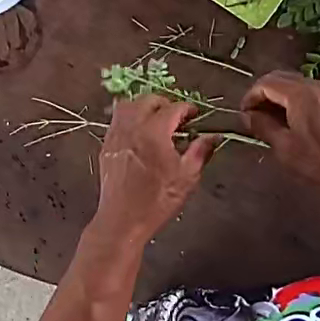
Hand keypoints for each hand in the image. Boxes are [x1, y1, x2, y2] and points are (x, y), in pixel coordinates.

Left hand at [94, 97, 217, 240]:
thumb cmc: (158, 200)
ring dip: (144, 106)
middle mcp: (132, 127)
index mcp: (154, 132)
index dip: (187, 109)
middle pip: (148, 100)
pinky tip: (139, 132)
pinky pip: (117, 120)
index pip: (173, 108)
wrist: (123, 220)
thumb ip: (201, 151)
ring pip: (128, 106)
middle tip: (177, 118)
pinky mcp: (106, 146)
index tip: (195, 115)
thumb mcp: (187, 177)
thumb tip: (213, 136)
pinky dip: (130, 118)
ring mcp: (116, 135)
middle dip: (165, 104)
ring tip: (156, 120)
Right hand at [241, 72, 319, 191]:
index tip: (244, 117)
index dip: (249, 98)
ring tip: (270, 123)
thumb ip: (263, 127)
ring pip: (291, 84)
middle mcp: (311, 85)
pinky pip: (304, 92)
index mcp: (297, 93)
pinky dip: (291, 100)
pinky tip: (290, 123)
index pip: (264, 84)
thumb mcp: (285, 147)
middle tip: (254, 119)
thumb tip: (249, 116)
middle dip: (261, 95)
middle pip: (277, 78)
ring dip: (276, 98)